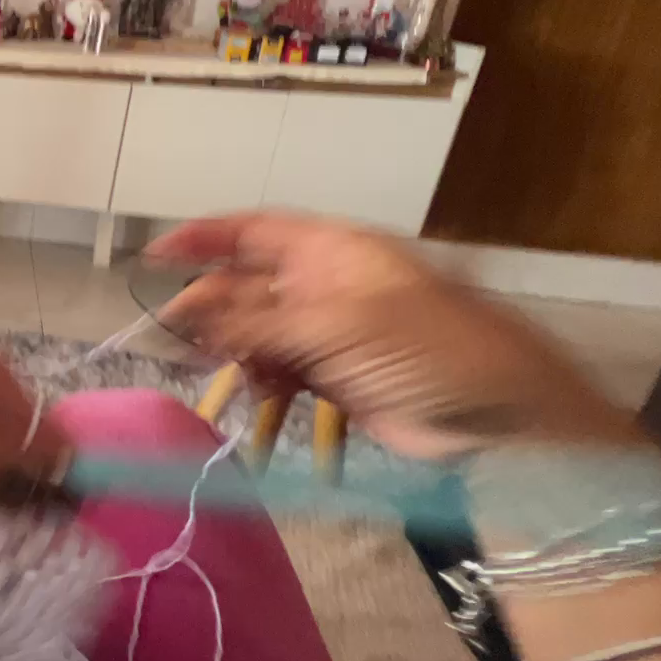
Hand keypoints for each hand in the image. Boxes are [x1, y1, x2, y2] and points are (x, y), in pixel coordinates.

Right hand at [146, 212, 645, 462]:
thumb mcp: (335, 326)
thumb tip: (186, 315)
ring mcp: (324, 329)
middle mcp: (323, 284)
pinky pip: (271, 363)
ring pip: (253, 328)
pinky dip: (257, 373)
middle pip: (245, 283)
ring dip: (232, 345)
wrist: (506, 428)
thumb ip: (254, 321)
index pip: (252, 231)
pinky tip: (259, 386)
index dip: (202, 238)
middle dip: (213, 305)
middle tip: (180, 331)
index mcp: (333, 252)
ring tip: (222, 365)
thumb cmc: (429, 352)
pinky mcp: (328, 372)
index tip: (154, 255)